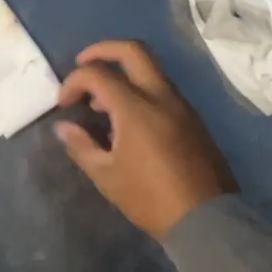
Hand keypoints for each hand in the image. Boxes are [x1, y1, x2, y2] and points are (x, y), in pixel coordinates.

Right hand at [54, 40, 238, 236]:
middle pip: (132, 50)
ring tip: (102, 102)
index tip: (64, 105)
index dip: (73, 82)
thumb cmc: (151, 198)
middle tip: (83, 64)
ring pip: (150, 68)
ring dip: (122, 72)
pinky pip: (161, 88)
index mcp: (136, 108)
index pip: (97, 74)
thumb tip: (64, 127)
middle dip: (102, 50)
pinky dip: (139, 89)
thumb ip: (81, 145)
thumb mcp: (106, 176)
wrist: (208, 222)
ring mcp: (181, 105)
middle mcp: (161, 96)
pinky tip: (126, 119)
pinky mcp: (192, 119)